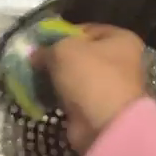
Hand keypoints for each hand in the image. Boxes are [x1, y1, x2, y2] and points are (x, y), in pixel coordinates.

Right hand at [42, 24, 148, 151]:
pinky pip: (72, 96)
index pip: (85, 29)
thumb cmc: (90, 77)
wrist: (104, 125)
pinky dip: (58, 96)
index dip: (61, 33)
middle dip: (55, 58)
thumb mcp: (63, 50)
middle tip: (35, 62)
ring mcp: (110, 86)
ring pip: (74, 76)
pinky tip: (41, 96)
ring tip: (34, 79)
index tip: (41, 43)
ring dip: (55, 78)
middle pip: (80, 54)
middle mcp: (120, 60)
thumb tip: (36, 55)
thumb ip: (47, 48)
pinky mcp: (97, 107)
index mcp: (121, 39)